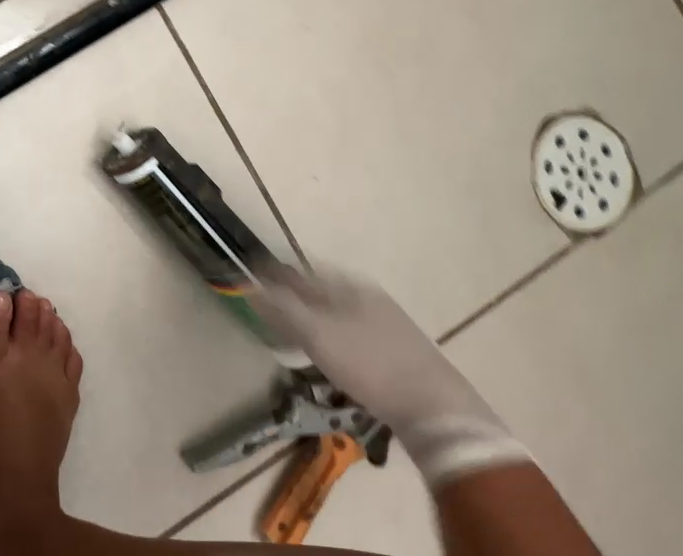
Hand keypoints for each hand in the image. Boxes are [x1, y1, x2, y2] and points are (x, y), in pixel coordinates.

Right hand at [252, 263, 530, 487]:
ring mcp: (387, 325)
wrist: (437, 412)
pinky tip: (325, 353)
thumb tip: (245, 283)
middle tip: (265, 307)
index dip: (273, 274)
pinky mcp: (398, 352)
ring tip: (290, 333)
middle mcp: (369, 298)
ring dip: (309, 318)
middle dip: (290, 297)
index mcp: (350, 286)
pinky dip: (328, 336)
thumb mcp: (316, 335)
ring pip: (336, 313)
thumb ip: (280, 308)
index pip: (301, 271)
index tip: (249, 280)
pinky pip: (350, 333)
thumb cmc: (370, 365)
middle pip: (319, 291)